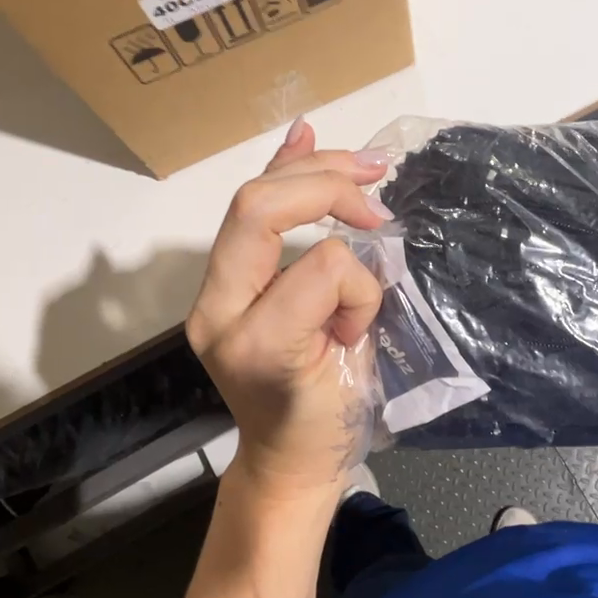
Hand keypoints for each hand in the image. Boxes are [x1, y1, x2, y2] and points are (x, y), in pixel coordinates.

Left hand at [186, 119, 393, 505]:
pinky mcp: (231, 282)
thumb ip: (347, 302)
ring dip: (314, 175)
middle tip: (379, 188)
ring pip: (254, 201)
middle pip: (259, 206)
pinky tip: (304, 137)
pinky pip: (253, 217)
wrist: (288, 461)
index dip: (353, 268)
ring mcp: (218, 291)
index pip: (312, 263)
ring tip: (365, 167)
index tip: (373, 294)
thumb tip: (357, 248)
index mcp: (253, 337)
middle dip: (327, 186)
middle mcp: (219, 305)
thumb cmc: (326, 429)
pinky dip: (284, 173)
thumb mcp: (351, 374)